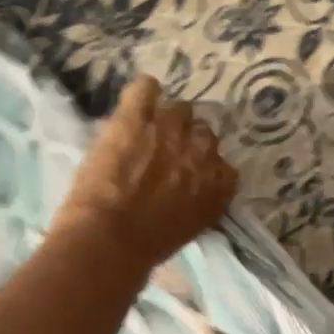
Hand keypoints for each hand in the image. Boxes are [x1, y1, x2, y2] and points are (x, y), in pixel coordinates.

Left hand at [49, 76, 237, 268]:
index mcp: (220, 181)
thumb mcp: (195, 227)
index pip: (222, 163)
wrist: (110, 239)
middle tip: (166, 151)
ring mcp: (170, 130)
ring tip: (149, 127)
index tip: (189, 173)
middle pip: (204, 131)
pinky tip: (139, 98)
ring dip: (167, 117)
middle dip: (188, 139)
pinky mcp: (135, 119)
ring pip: (179, 108)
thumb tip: (200, 191)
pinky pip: (146, 89)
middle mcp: (203, 151)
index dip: (203, 165)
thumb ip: (206, 202)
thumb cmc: (149, 244)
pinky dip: (144, 91)